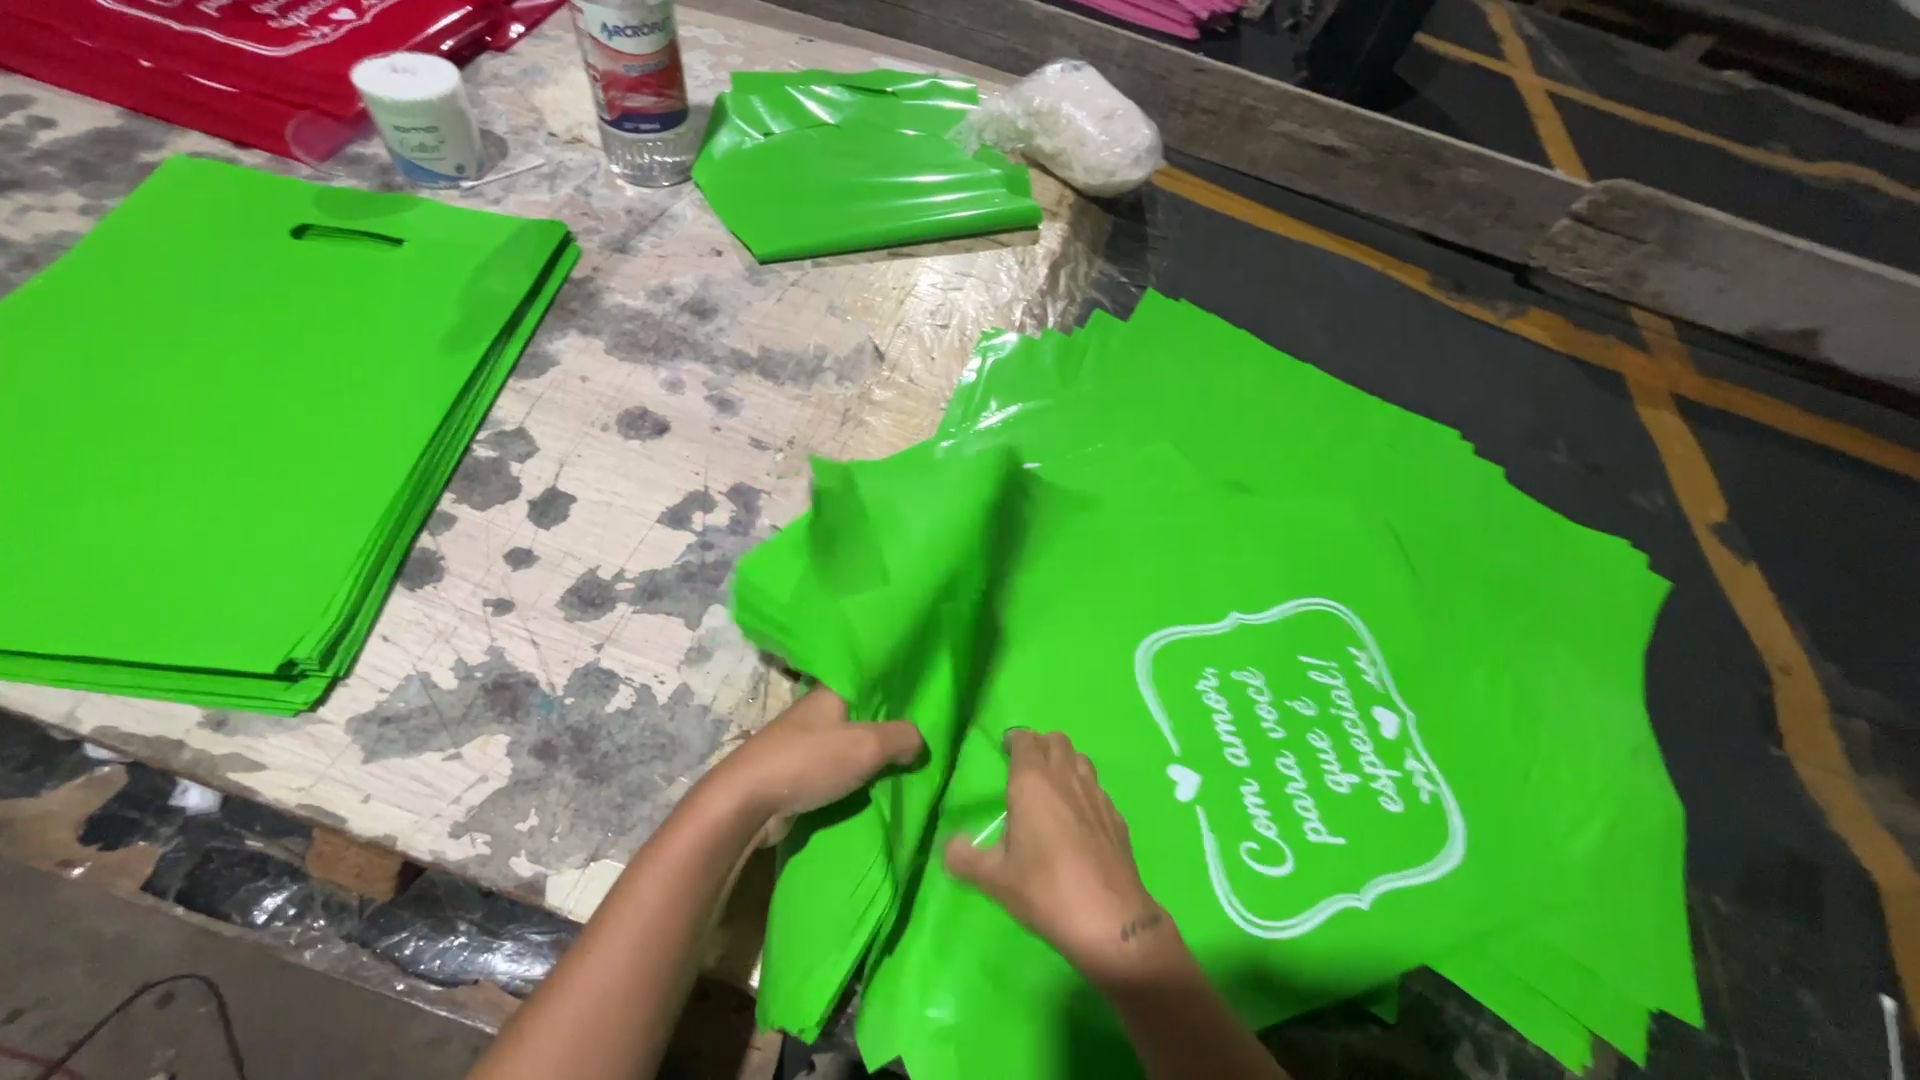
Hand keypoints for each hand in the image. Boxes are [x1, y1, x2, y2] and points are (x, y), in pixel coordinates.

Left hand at [707, 687, 922, 843]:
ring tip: (907, 765)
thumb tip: (920, 742)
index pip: (869, 678)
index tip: (924, 695)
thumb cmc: (809, 761)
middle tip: (924, 737)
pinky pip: (835, 770)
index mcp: (830, 692)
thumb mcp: (868, 745)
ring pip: (848, 744)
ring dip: (871, 756)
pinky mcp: (796, 773)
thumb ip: (902, 738)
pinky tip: (876, 787)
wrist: (748, 803)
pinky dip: (854, 778)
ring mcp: (803, 743)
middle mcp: (816, 712)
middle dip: (888, 725)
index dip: (895, 685)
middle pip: (862, 714)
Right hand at [944, 730, 1174, 983]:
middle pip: (1056, 741)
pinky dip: (1085, 790)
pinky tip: (1079, 817)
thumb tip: (948, 847)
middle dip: (1040, 746)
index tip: (1004, 751)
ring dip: (1066, 762)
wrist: (1111, 920)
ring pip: (1081, 759)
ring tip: (1052, 787)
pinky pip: (1098, 788)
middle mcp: (1066, 778)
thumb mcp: (994, 879)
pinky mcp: (1117, 817)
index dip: (1014, 740)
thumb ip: (964, 858)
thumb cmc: (1045, 890)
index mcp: (1032, 782)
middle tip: (1025, 768)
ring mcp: (1097, 795)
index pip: (1025, 740)